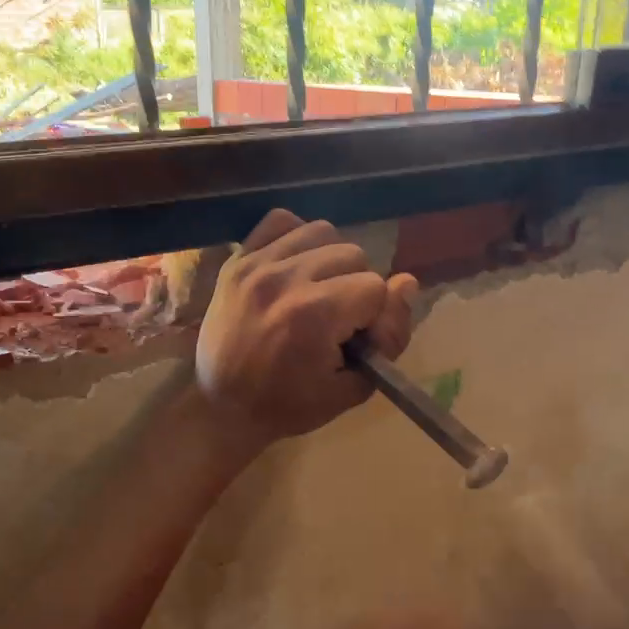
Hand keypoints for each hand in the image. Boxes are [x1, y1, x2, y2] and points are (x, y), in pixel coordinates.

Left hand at [196, 210, 417, 449]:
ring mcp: (258, 264)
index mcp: (314, 314)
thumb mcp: (352, 387)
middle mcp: (286, 279)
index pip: (376, 287)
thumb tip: (408, 282)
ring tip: (319, 291)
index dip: (377, 316)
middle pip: (354, 255)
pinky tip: (295, 267)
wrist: (221, 407)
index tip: (359, 340)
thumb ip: (389, 337)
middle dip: (357, 288)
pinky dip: (296, 237)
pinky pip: (280, 221)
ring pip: (323, 232)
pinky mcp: (237, 259)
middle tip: (338, 321)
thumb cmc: (288, 406)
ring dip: (331, 260)